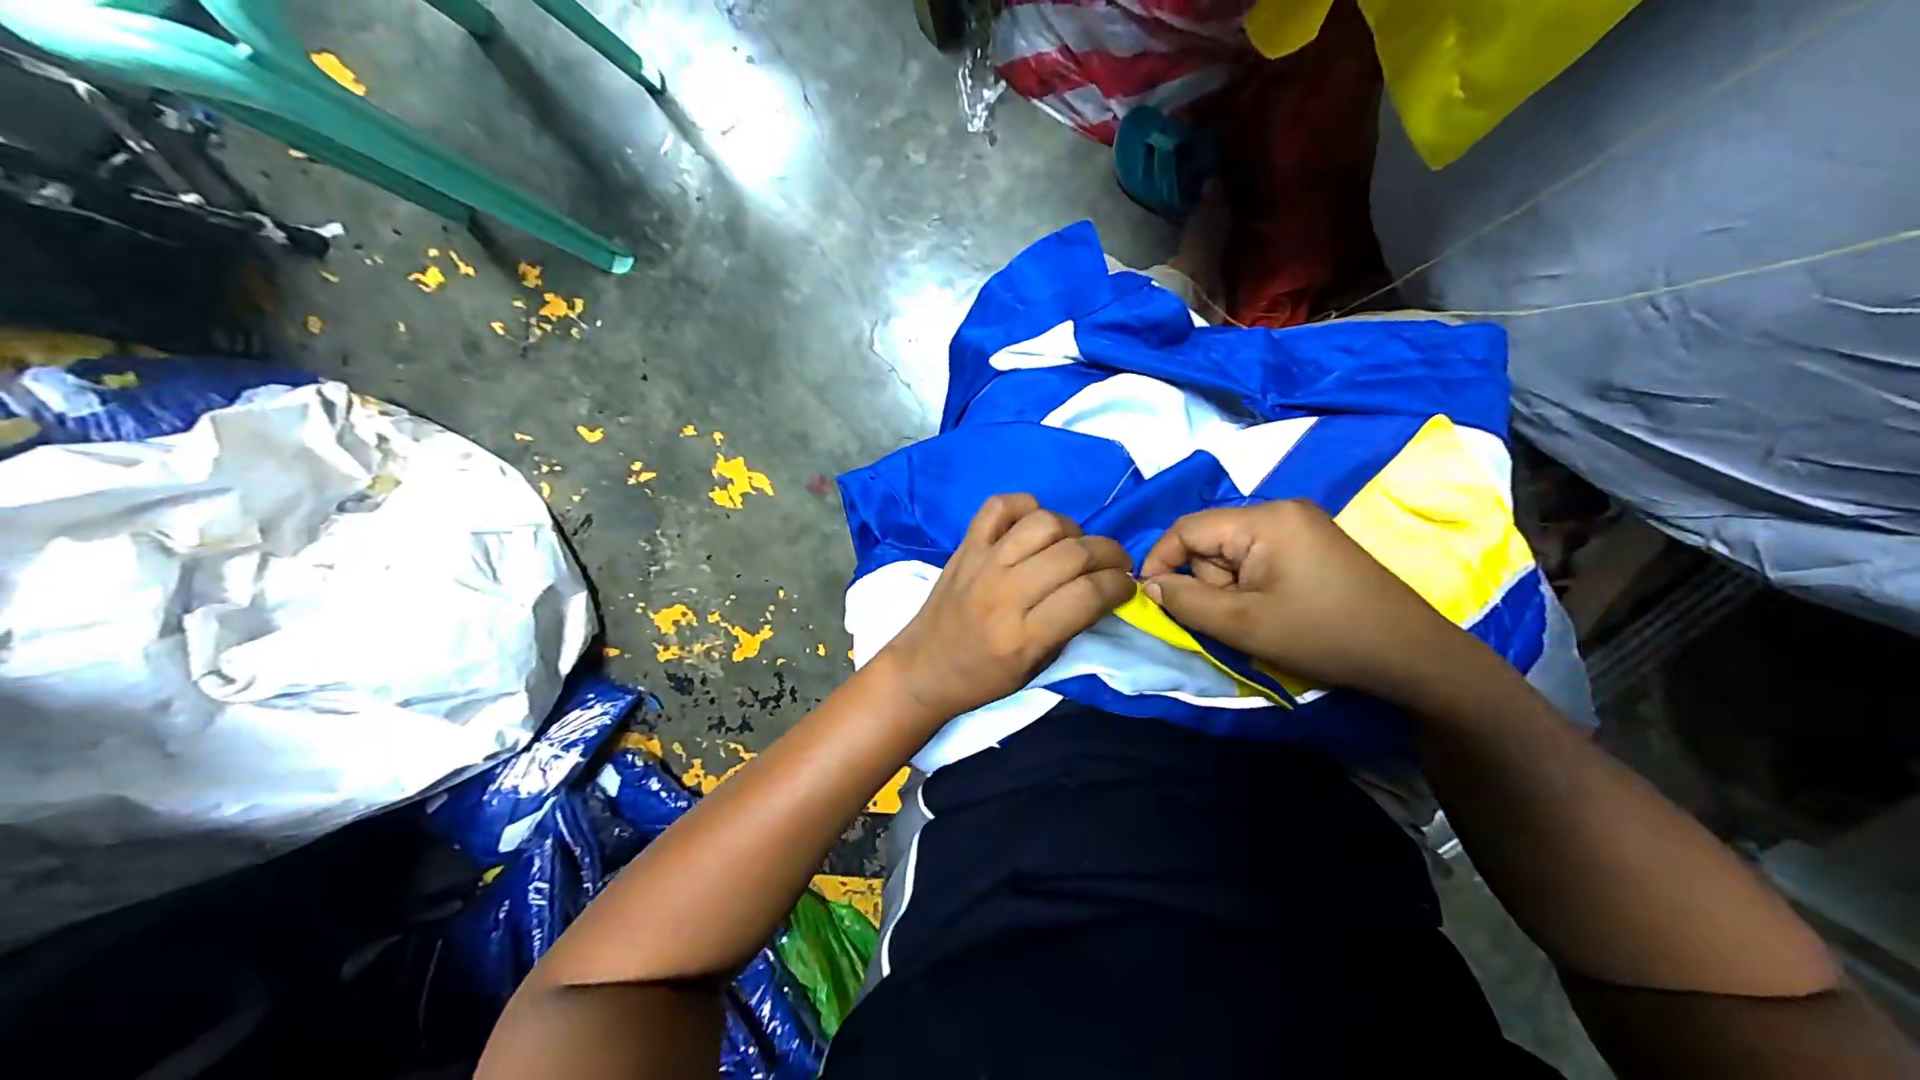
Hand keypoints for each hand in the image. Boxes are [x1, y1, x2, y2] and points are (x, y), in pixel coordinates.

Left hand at [878, 494, 1135, 721]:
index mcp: (1023, 636)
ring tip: (1075, 546)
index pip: (1089, 594)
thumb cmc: (984, 677)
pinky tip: (1034, 525)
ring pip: (1043, 523)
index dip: (1120, 585)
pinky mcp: (965, 546)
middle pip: (1073, 554)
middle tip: (1114, 564)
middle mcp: (1004, 594)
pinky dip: (1025, 506)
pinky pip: (1000, 506)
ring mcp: (982, 564)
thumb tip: (1105, 589)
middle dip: (1109, 554)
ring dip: (1073, 530)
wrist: (923, 668)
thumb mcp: (1037, 666)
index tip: (1127, 586)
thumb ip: (1072, 626)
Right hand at [1139, 499, 1480, 705]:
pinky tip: (1278, 609)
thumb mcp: (1243, 624)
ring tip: (1264, 618)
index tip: (1152, 598)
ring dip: (1233, 588)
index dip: (1160, 561)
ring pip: (1234, 553)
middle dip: (1211, 582)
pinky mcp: (1314, 543)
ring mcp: (1302, 524)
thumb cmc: (1322, 635)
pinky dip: (1254, 585)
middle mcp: (1283, 509)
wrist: (1410, 654)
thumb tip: (1148, 584)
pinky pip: (1260, 557)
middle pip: (1212, 541)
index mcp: (1266, 519)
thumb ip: (1185, 601)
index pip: (1188, 529)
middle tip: (1238, 618)